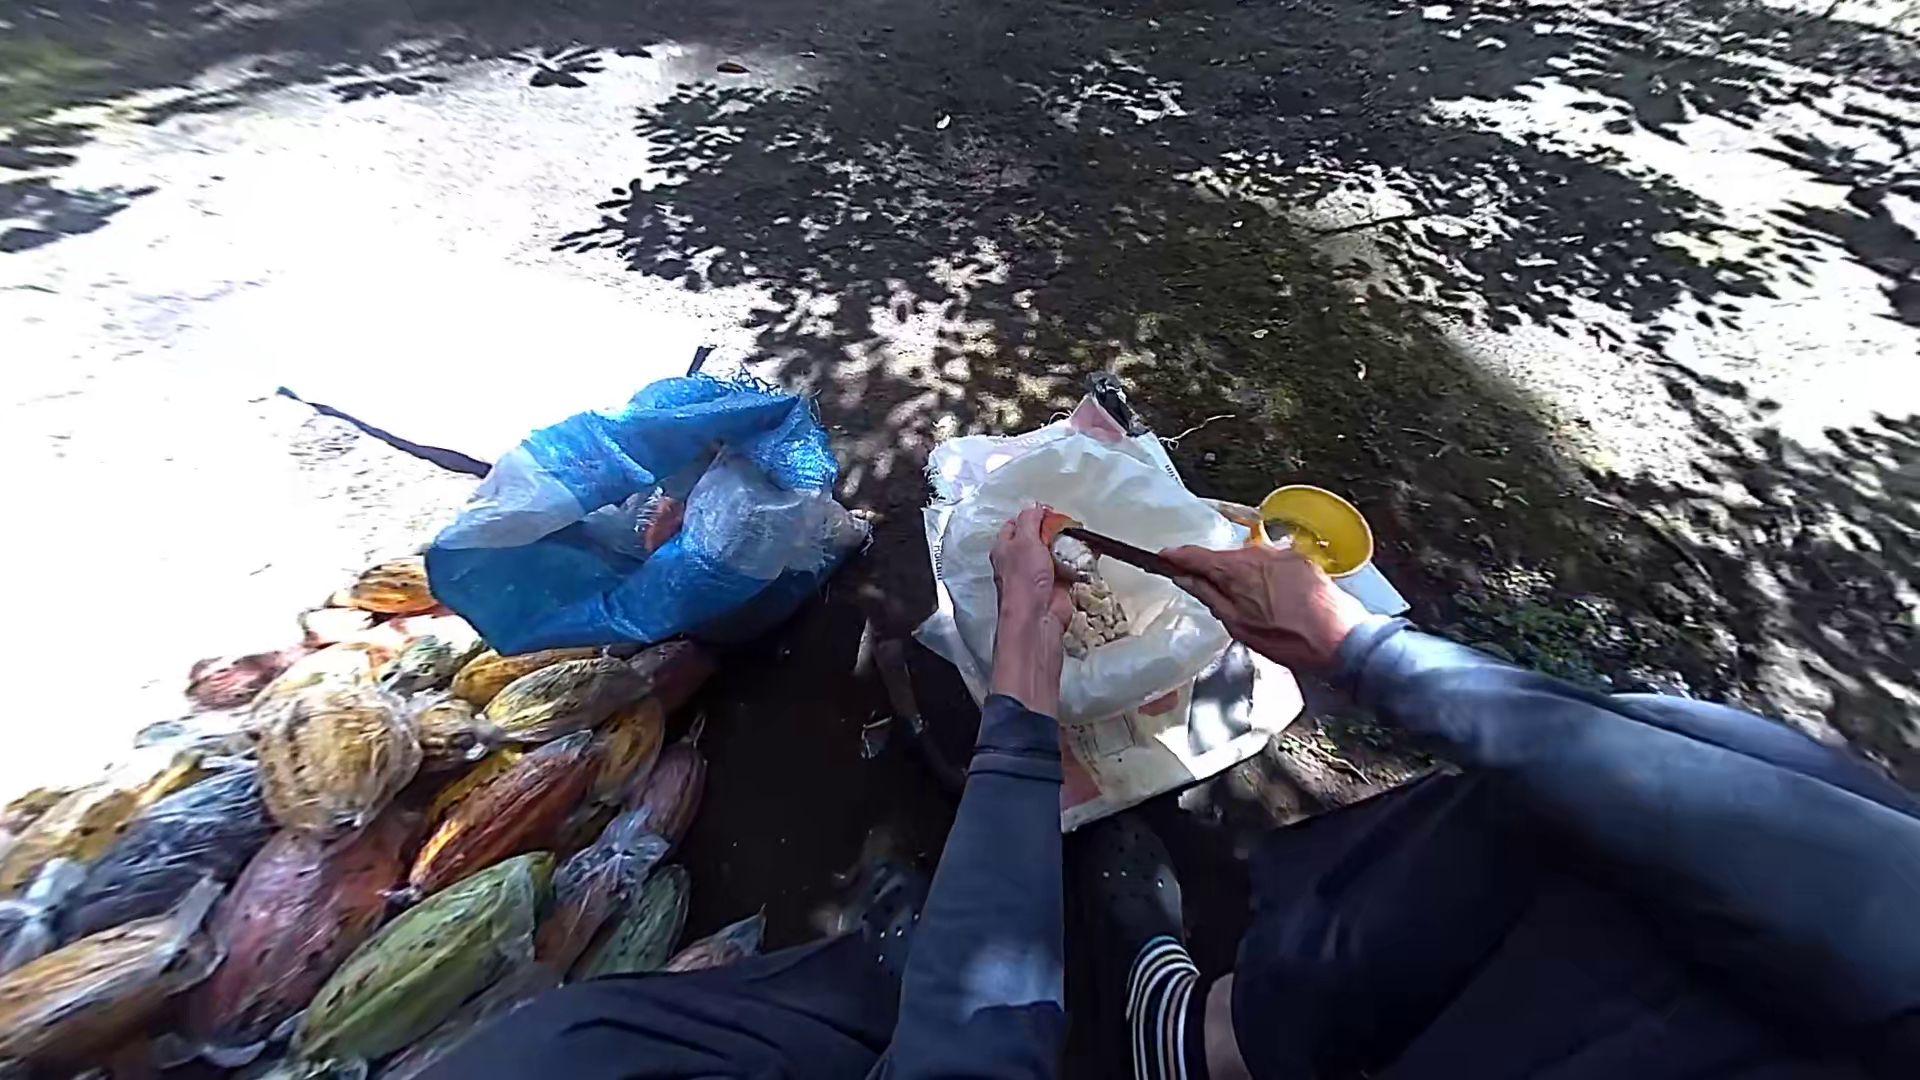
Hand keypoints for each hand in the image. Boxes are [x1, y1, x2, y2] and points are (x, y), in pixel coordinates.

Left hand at [989, 505, 1071, 716]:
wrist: (1038, 617)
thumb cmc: (1024, 580)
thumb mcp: (1024, 540)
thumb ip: (1030, 520)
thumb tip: (1036, 507)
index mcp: (1005, 548)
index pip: (1017, 524)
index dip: (1033, 516)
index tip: (1050, 513)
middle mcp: (1019, 561)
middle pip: (1039, 538)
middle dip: (1054, 531)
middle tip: (1068, 525)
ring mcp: (1038, 574)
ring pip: (1055, 553)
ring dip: (1068, 547)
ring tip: (1080, 538)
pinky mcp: (1056, 586)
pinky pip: (1069, 569)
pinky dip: (1078, 564)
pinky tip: (1087, 556)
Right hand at [1160, 544, 1367, 674]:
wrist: (1342, 641)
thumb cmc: (1287, 639)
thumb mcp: (1237, 623)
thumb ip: (1207, 595)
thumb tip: (1184, 578)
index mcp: (1236, 569)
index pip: (1195, 556)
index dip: (1175, 557)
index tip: (1162, 558)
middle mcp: (1257, 554)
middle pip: (1221, 558)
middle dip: (1208, 570)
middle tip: (1200, 589)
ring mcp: (1280, 554)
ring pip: (1245, 560)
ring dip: (1236, 574)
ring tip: (1240, 600)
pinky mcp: (1300, 561)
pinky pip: (1267, 563)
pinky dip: (1259, 575)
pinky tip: (1265, 597)